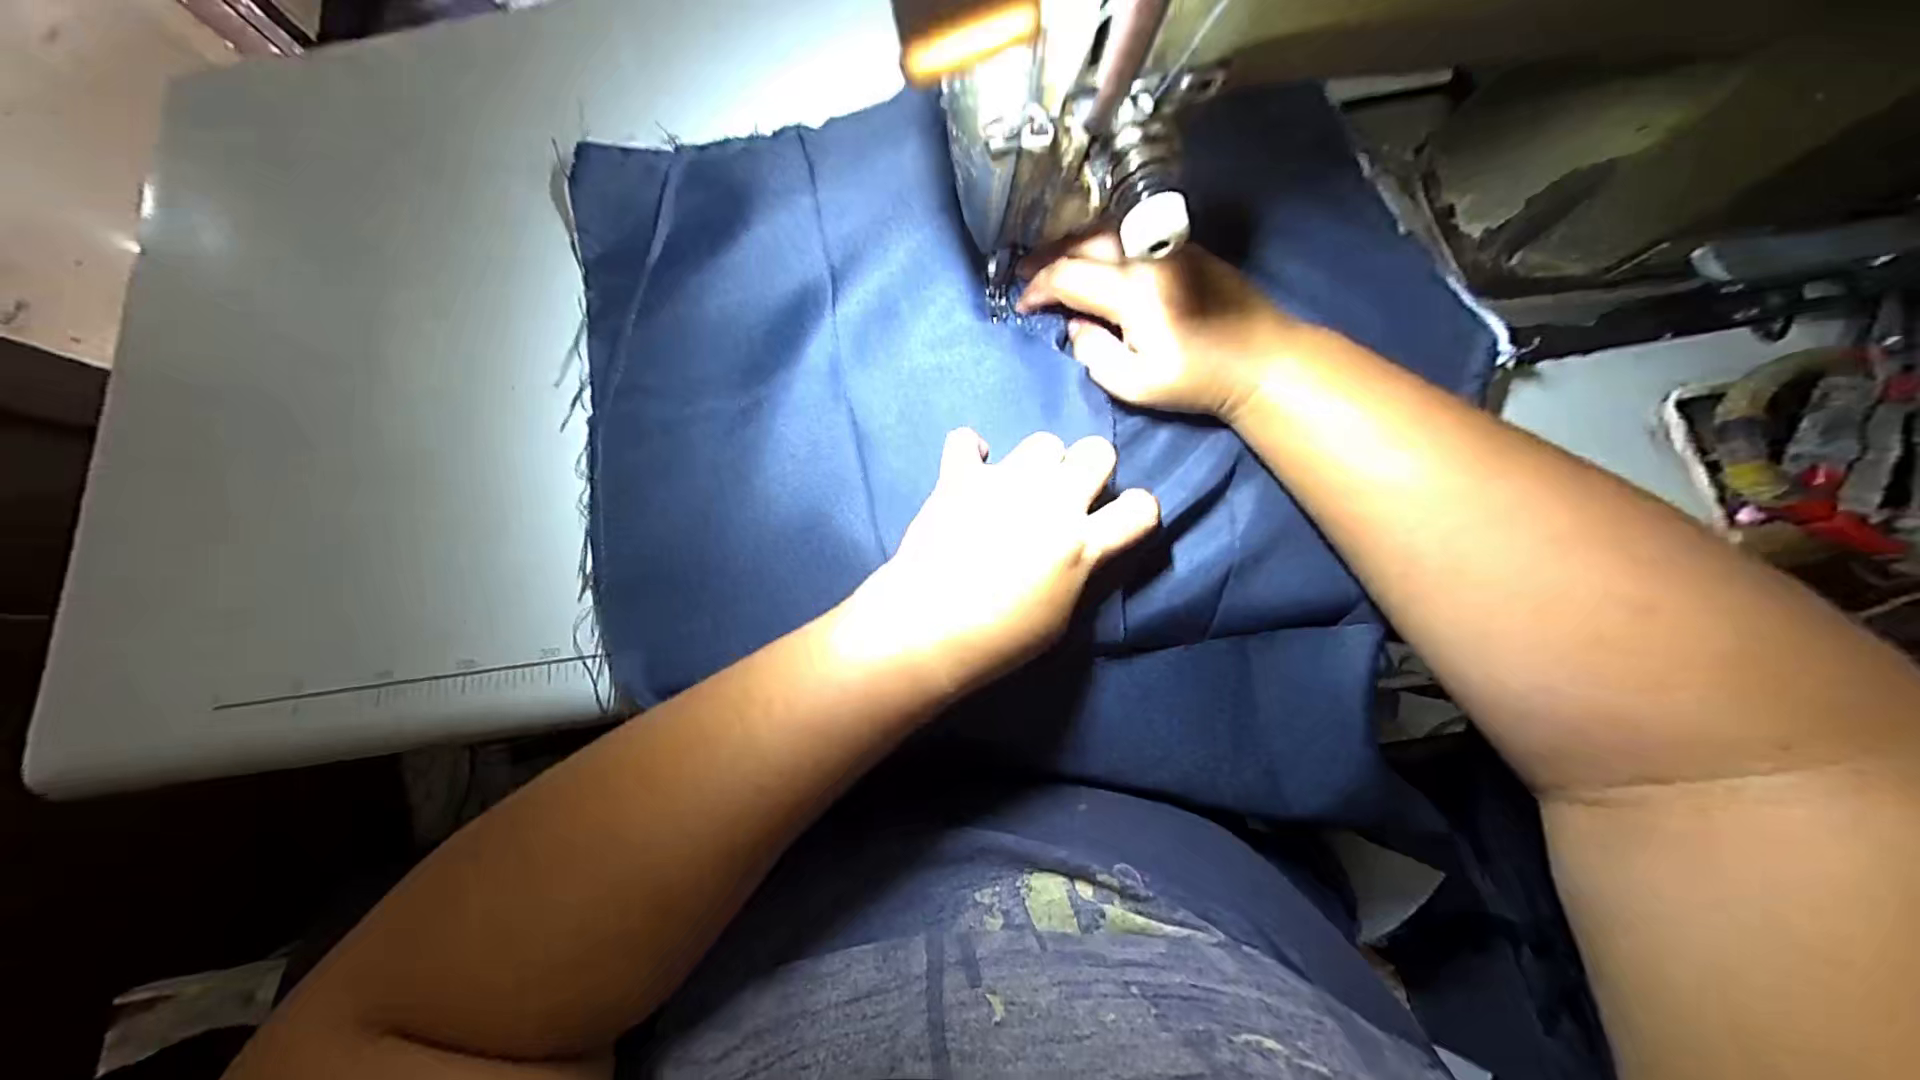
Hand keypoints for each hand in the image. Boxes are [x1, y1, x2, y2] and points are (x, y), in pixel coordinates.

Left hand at [839, 428, 1158, 694]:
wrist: (928, 628)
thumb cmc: (1000, 639)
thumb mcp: (1060, 615)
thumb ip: (1079, 569)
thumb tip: (1079, 548)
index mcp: (1082, 544)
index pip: (1142, 507)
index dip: (1138, 511)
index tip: (1120, 521)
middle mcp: (1052, 501)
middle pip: (1098, 451)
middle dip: (1091, 469)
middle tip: (1067, 498)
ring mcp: (1005, 483)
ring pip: (1043, 441)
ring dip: (1038, 464)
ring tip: (1017, 490)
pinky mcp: (960, 477)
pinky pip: (965, 440)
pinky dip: (969, 453)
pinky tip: (968, 472)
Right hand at [1017, 233, 1305, 420]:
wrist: (1261, 360)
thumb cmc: (1197, 380)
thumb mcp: (1136, 385)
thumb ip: (1095, 354)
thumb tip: (1074, 326)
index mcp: (1134, 292)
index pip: (1069, 276)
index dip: (1038, 289)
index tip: (1021, 305)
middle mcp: (1148, 257)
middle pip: (1083, 243)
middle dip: (1047, 257)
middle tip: (1022, 273)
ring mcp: (1168, 247)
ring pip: (1106, 231)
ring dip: (1071, 243)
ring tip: (1049, 259)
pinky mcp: (1184, 247)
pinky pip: (1130, 233)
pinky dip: (1099, 241)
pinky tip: (1089, 255)